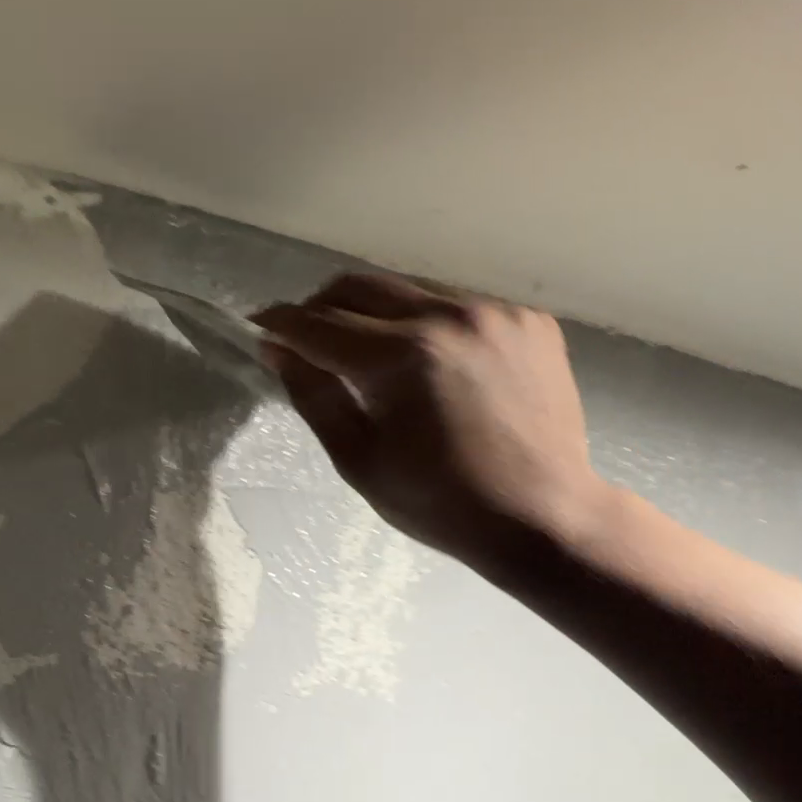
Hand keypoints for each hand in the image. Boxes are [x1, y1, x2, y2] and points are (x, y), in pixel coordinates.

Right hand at [254, 274, 611, 567]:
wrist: (542, 516)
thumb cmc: (440, 502)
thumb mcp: (359, 459)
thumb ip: (314, 395)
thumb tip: (277, 349)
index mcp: (404, 356)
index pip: (321, 324)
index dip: (282, 324)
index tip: (259, 327)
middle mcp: (451, 315)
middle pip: (361, 286)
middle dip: (320, 307)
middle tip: (305, 340)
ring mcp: (496, 312)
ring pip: (409, 288)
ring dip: (373, 314)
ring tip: (368, 356)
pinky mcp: (527, 320)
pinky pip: (456, 304)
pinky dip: (426, 325)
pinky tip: (429, 365)